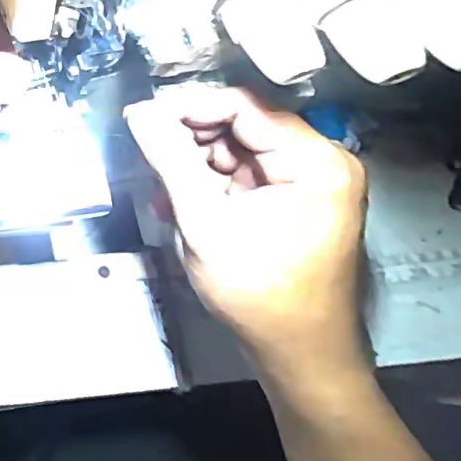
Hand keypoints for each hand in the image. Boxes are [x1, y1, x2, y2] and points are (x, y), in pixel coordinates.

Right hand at [125, 86, 370, 385]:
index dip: (189, 108)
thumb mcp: (204, 221)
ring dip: (197, 164)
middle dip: (192, 140)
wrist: (298, 353)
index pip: (244, 107)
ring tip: (163, 188)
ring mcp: (311, 181)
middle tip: (150, 155)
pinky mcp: (296, 199)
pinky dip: (212, 183)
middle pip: (242, 125)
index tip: (144, 119)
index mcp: (315, 161)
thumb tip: (139, 113)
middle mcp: (321, 162)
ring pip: (239, 149)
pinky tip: (182, 200)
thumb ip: (170, 160)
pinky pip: (246, 174)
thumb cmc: (259, 294)